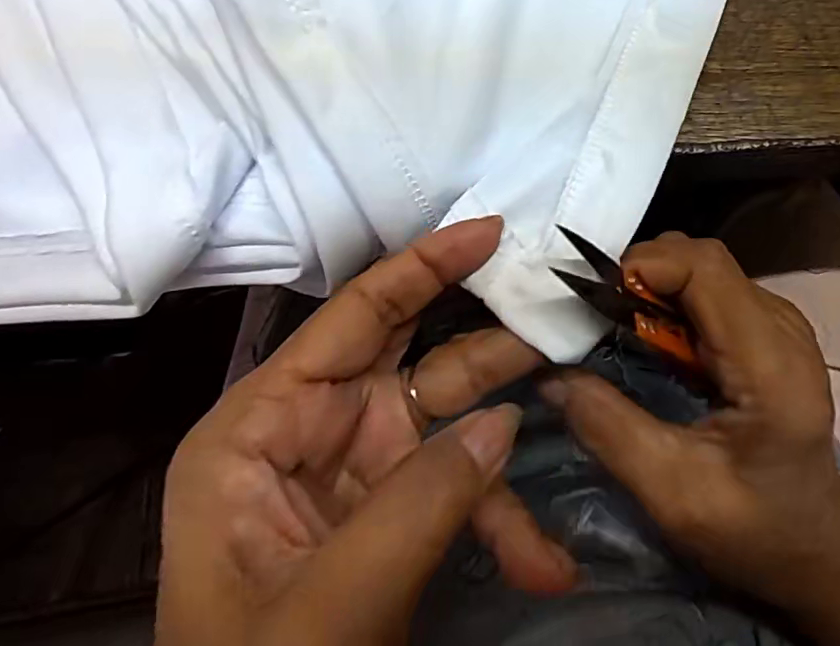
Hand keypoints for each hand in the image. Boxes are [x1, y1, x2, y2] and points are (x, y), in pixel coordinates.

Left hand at [157, 217, 576, 645]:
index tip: (491, 231)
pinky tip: (544, 564)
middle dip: (485, 333)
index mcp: (262, 428)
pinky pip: (462, 491)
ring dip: (510, 422)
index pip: (354, 317)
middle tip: (550, 303)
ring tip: (577, 397)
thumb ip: (417, 506)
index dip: (425, 265)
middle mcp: (314, 431)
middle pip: (413, 351)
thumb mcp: (325, 609)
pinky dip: (504, 519)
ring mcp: (362, 470)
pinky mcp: (397, 510)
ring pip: (453, 415)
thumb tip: (506, 421)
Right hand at [541, 233, 839, 645]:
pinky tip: (648, 337)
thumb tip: (560, 371)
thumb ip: (616, 425)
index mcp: (768, 356)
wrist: (833, 556)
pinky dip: (675, 304)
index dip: (647, 261)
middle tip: (592, 306)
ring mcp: (781, 329)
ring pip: (709, 275)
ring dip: (658, 287)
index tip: (593, 287)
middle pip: (706, 260)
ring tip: (611, 320)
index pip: (706, 266)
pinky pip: (714, 300)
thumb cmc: (764, 532)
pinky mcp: (772, 341)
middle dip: (645, 270)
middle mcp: (781, 325)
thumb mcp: (679, 492)